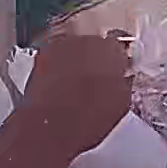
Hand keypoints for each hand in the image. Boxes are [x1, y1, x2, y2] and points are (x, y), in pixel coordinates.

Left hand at [14, 32, 133, 164]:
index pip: (118, 44)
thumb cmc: (88, 119)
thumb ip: (123, 81)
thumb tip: (121, 77)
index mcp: (111, 50)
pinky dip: (58, 63)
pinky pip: (55, 53)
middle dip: (95, 56)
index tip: (116, 67)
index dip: (117, 58)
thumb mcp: (120, 102)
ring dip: (76, 58)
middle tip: (94, 77)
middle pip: (95, 42)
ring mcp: (62, 44)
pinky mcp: (43, 53)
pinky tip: (59, 81)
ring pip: (74, 46)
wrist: (51, 126)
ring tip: (74, 81)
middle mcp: (86, 40)